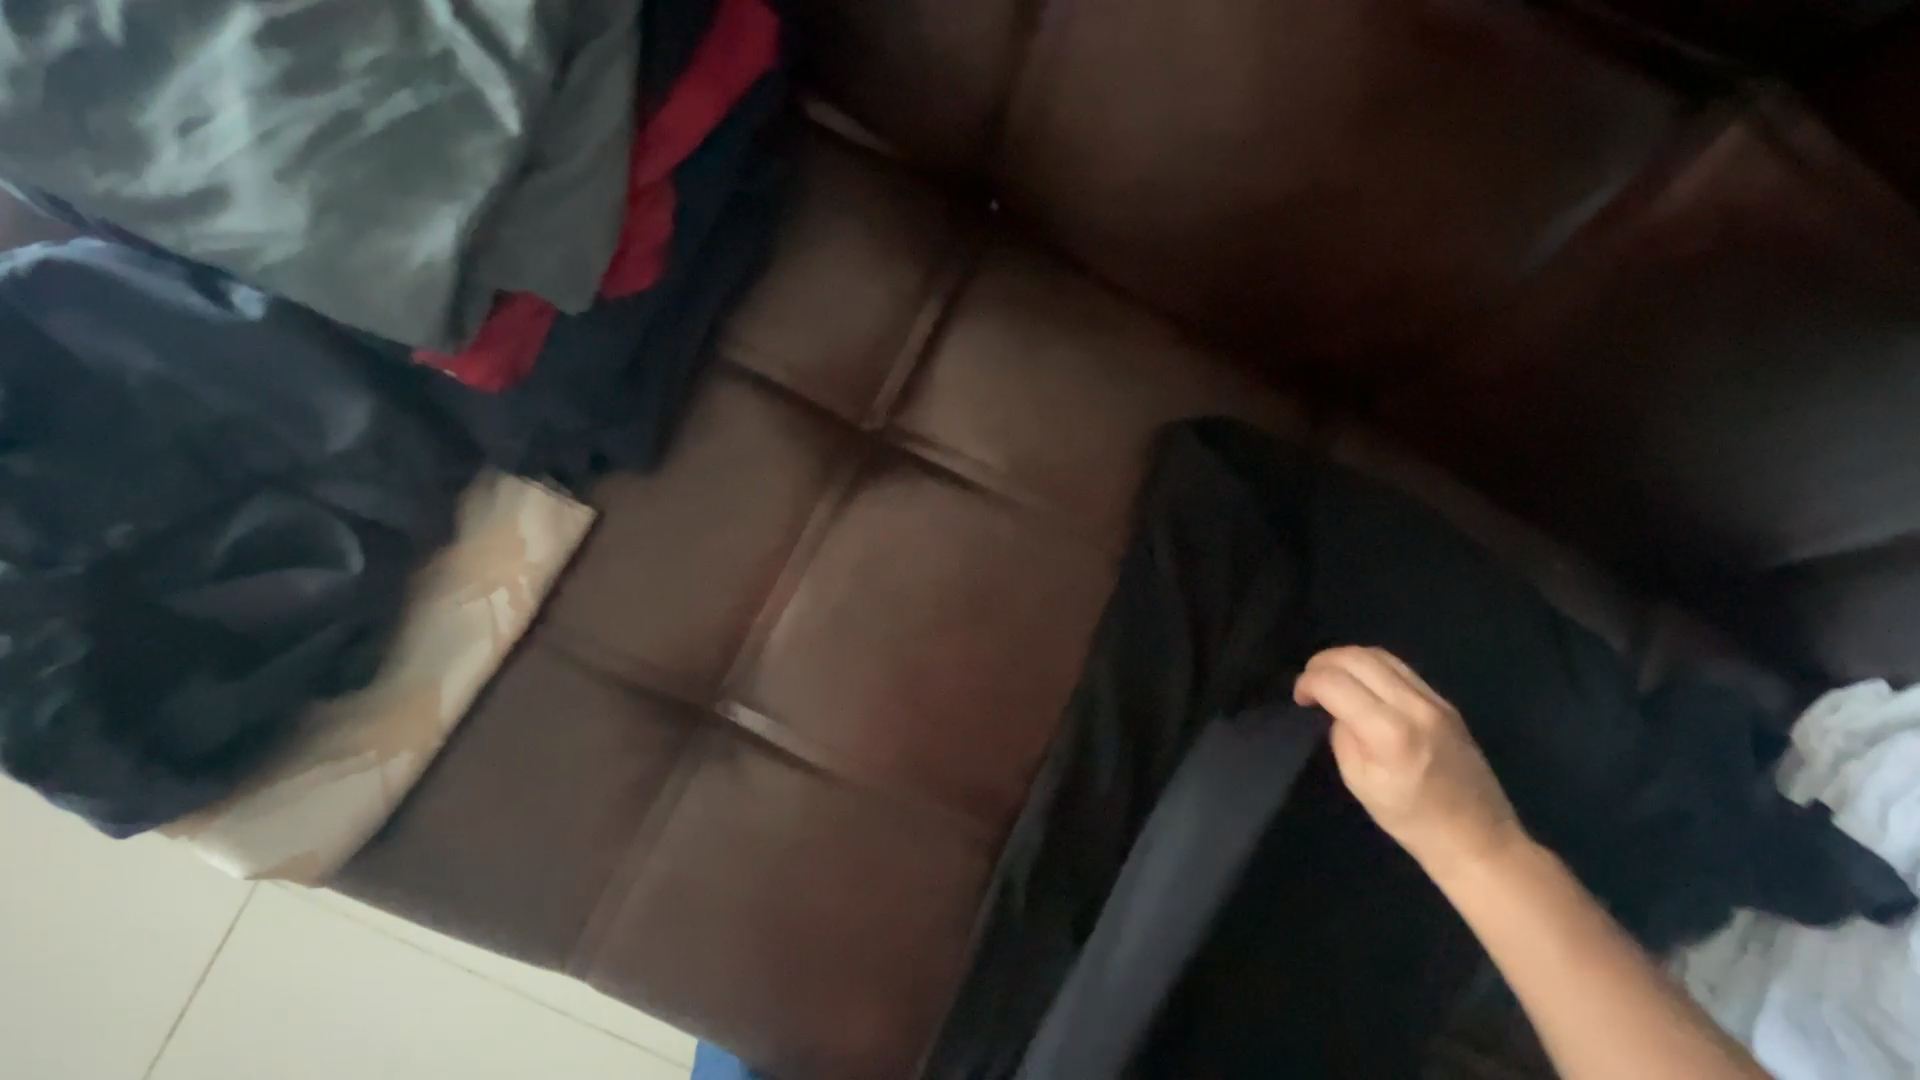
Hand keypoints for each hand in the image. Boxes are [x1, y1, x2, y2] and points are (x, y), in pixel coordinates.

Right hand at [1293, 646, 1524, 881]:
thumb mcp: (1359, 782)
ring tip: (1332, 680)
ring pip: (1380, 655)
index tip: (1300, 698)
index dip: (1308, 682)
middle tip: (1309, 684)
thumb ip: (1342, 736)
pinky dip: (1371, 667)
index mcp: (1389, 733)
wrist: (1477, 837)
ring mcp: (1434, 701)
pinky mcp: (1445, 703)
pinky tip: (1362, 687)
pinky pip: (1400, 669)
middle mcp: (1414, 706)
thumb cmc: (1410, 819)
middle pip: (1357, 658)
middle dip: (1323, 663)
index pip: (1335, 683)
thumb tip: (1336, 709)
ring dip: (1347, 660)